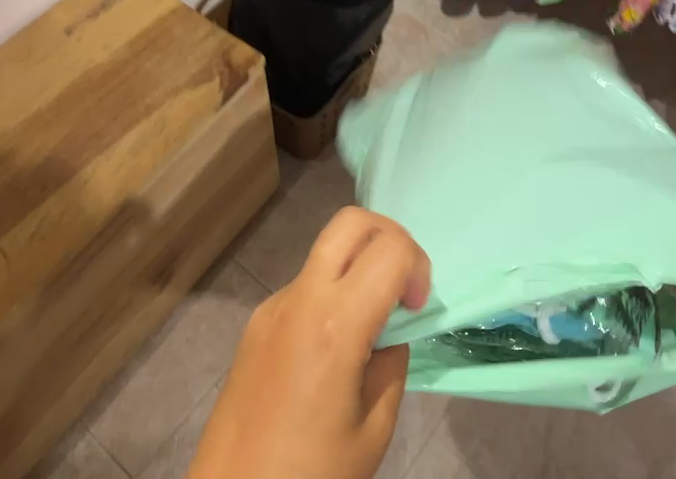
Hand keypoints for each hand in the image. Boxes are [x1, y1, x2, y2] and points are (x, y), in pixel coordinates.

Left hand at [186, 207, 431, 478]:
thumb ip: (392, 362)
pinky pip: (305, 286)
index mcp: (335, 324)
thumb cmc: (312, 472)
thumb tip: (391, 329)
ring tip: (369, 325)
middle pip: (351, 222)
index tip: (418, 309)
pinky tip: (333, 350)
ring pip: (326, 252)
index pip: (390, 249)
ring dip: (359, 266)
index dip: (418, 266)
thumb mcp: (374, 428)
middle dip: (390, 238)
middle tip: (402, 287)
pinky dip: (332, 294)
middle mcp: (300, 299)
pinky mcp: (256, 323)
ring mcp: (271, 306)